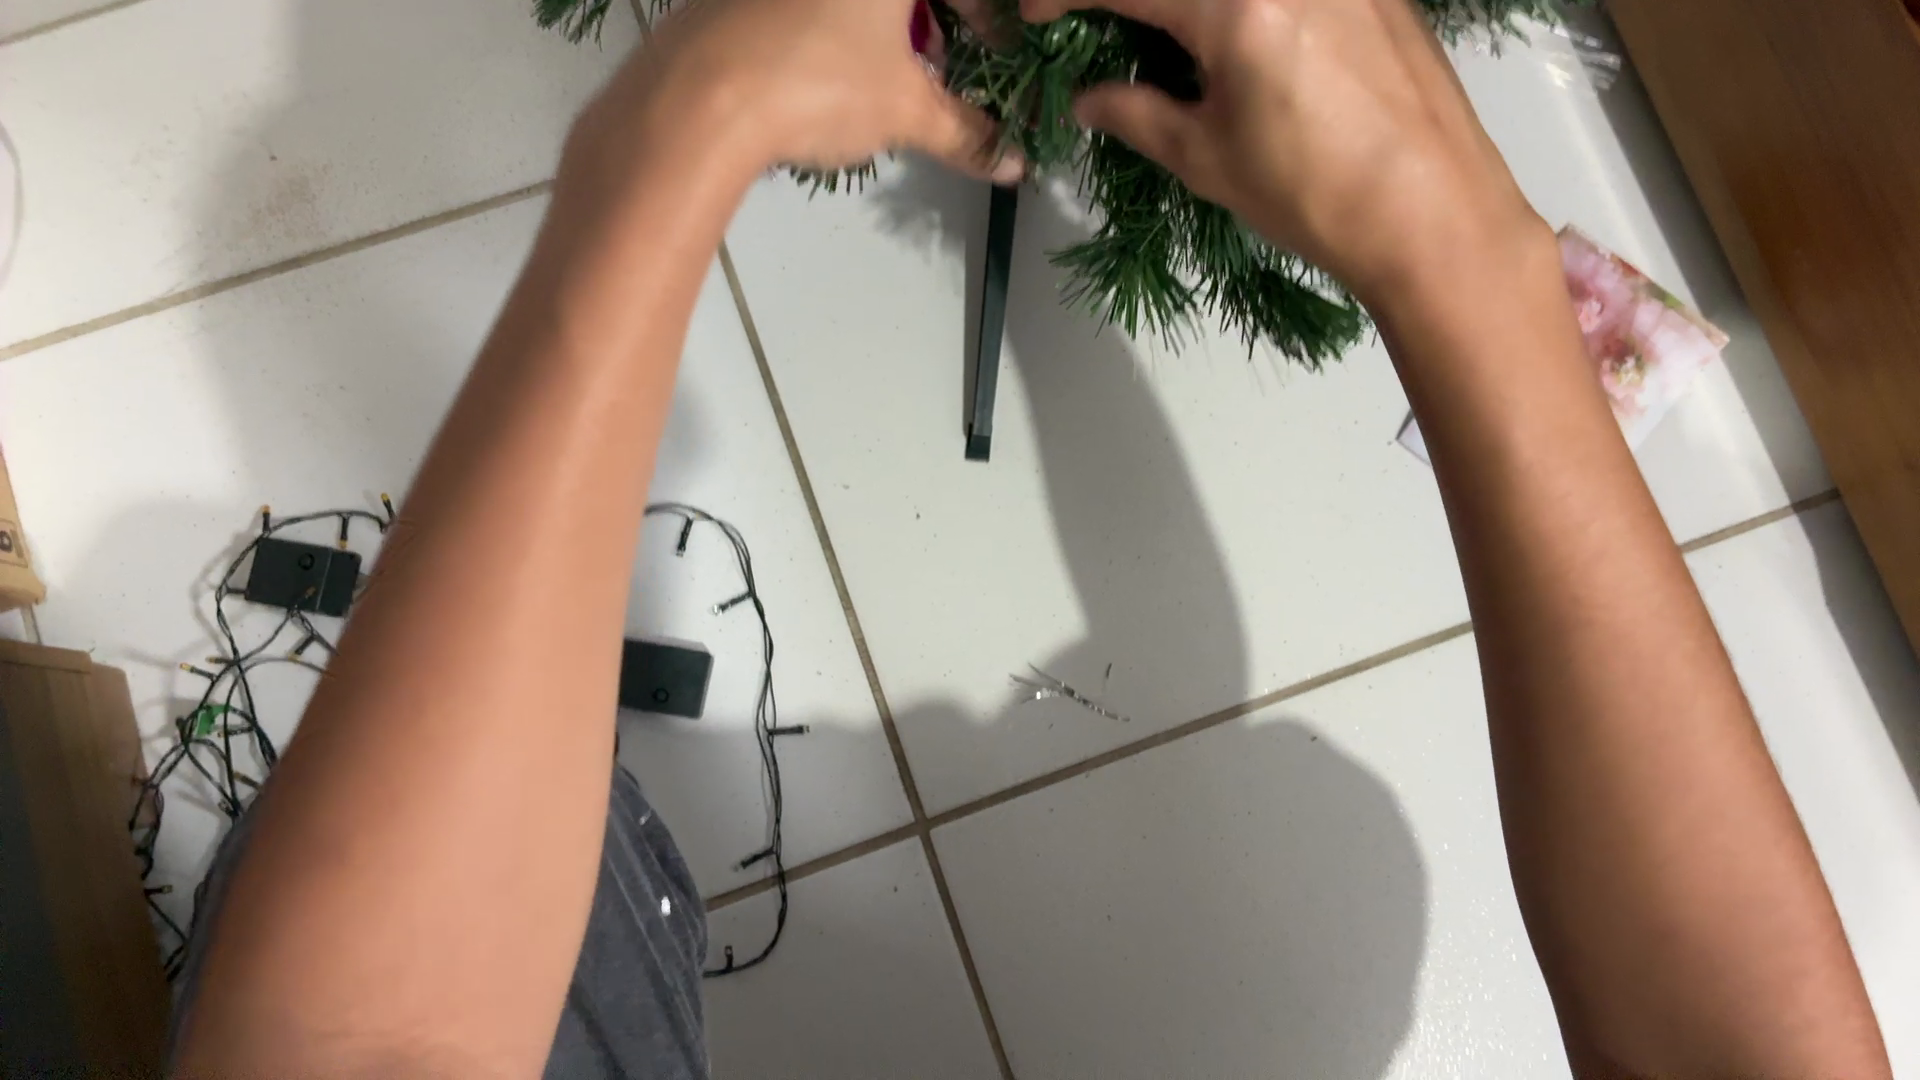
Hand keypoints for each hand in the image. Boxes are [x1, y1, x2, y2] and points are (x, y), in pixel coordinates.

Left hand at [565, 0, 1023, 199]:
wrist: (703, 92)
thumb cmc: (820, 81)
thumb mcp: (904, 110)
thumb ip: (964, 133)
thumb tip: (1013, 166)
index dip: (992, 17)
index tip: (998, 50)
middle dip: (938, 17)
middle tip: (943, 60)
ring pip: (863, 1)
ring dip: (887, 23)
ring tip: (890, 72)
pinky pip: (819, 8)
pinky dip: (841, 23)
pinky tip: (836, 64)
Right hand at [1022, 0, 1548, 308]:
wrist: (1429, 211)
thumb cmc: (1308, 196)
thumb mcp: (1206, 160)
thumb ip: (1137, 114)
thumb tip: (1087, 98)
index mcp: (1237, 5)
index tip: (1034, 11)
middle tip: (1102, 26)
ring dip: (1182, 8)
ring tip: (1163, 43)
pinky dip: (1235, 8)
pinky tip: (1228, 41)